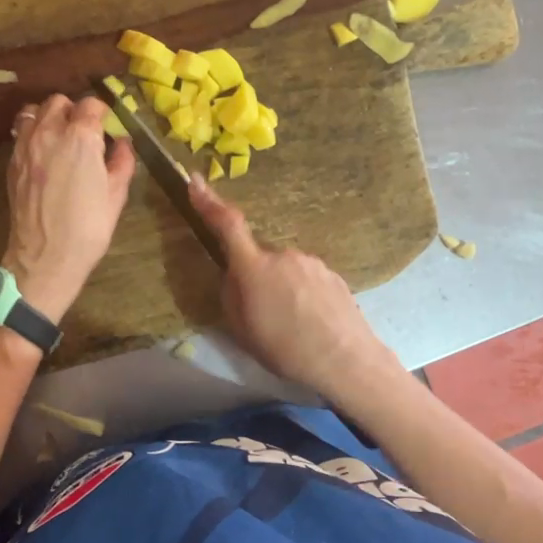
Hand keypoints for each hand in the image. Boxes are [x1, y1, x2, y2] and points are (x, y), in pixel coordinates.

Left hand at [2, 95, 135, 323]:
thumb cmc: (88, 229)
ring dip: (48, 118)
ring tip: (59, 137)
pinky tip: (43, 154)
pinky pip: (21, 134)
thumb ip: (122, 162)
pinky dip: (33, 134)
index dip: (102, 113)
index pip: (91, 105)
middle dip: (73, 111)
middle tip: (83, 132)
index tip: (107, 127)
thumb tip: (122, 144)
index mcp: (80, 137)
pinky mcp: (12, 163)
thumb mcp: (116, 196)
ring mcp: (25, 147)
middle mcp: (49, 133)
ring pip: (34, 112)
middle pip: (59, 102)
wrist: (45, 257)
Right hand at [189, 175, 396, 398]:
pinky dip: (302, 296)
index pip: (228, 226)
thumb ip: (232, 296)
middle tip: (261, 315)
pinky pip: (306, 279)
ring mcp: (312, 262)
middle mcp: (284, 256)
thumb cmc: (285, 350)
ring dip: (281, 289)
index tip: (195, 182)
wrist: (346, 361)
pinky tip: (310, 323)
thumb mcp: (242, 330)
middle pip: (259, 258)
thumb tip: (234, 276)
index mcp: (255, 268)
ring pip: (284, 270)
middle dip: (255, 278)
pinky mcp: (332, 274)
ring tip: (290, 325)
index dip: (209, 203)